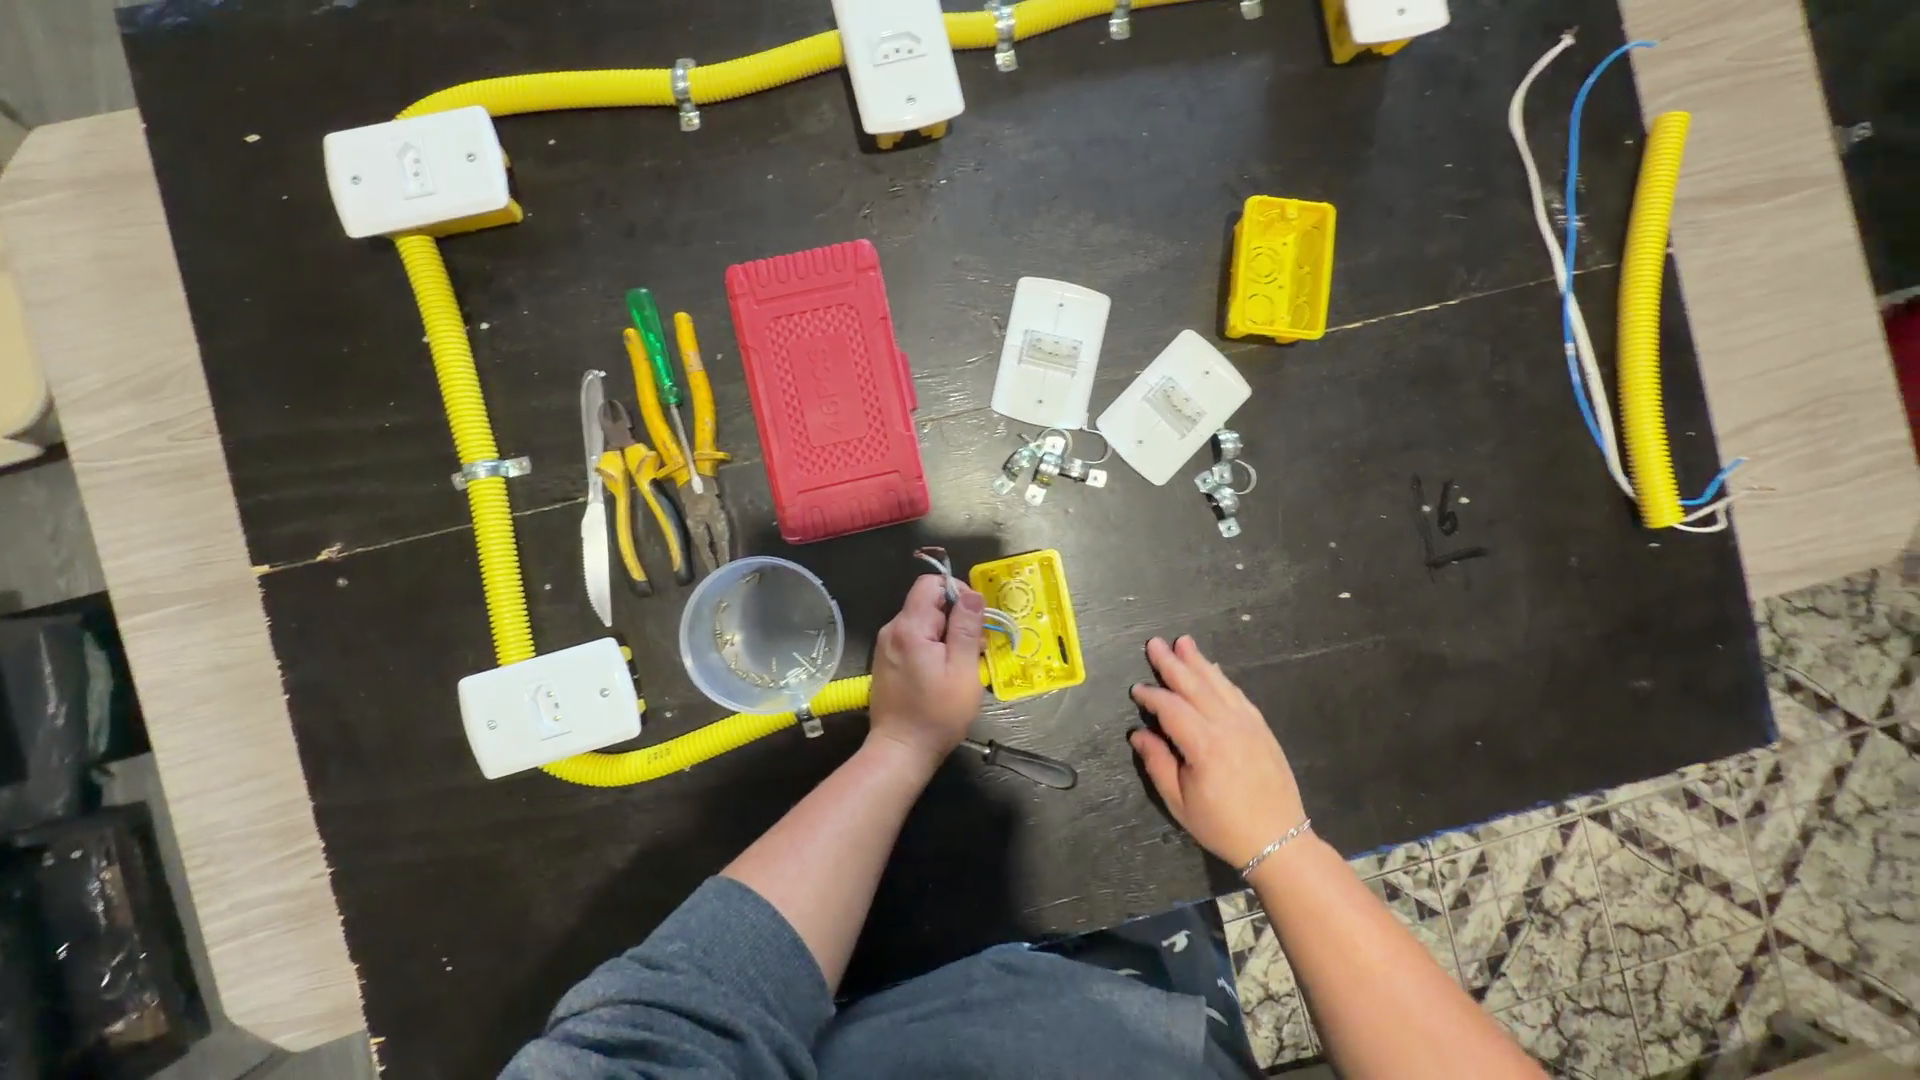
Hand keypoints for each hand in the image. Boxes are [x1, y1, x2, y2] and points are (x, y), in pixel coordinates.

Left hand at [867, 575, 985, 767]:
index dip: (956, 592)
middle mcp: (892, 630)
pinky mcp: (887, 662)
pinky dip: (932, 647)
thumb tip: (972, 594)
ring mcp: (886, 646)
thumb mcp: (962, 671)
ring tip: (962, 665)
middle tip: (975, 648)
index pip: (930, 584)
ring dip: (946, 635)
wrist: (901, 750)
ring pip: (922, 622)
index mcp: (909, 627)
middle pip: (927, 603)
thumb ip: (966, 628)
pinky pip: (914, 640)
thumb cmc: (937, 714)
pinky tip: (944, 673)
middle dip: (955, 618)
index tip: (975, 618)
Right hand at [1129, 635, 1307, 867]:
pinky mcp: (1262, 729)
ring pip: (1219, 684)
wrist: (1278, 840)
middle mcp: (1228, 726)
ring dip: (1199, 662)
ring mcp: (1249, 725)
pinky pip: (1239, 695)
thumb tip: (1139, 735)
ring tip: (1183, 642)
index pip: (1171, 708)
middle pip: (1195, 686)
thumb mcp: (1179, 802)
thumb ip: (1157, 763)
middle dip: (1173, 664)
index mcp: (1204, 745)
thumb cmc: (1222, 825)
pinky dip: (1222, 679)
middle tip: (1155, 643)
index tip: (1137, 690)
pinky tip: (1213, 669)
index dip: (1152, 696)